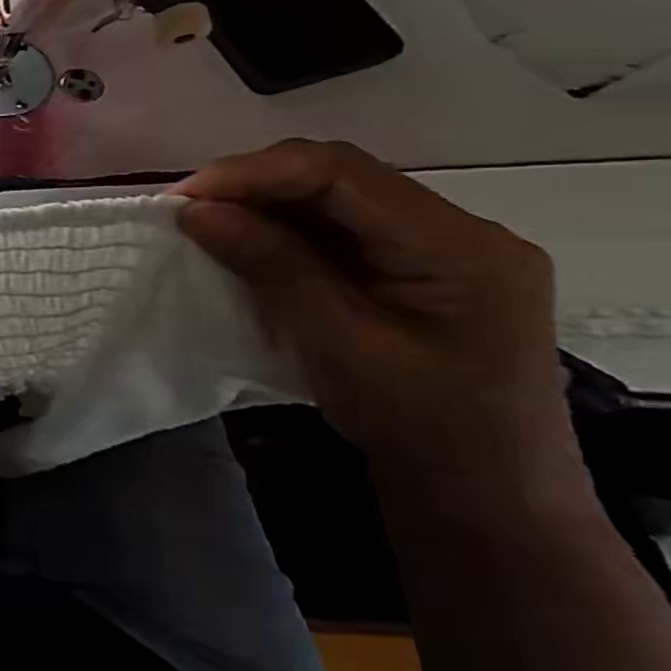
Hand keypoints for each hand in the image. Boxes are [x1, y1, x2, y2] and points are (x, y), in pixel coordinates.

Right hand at [173, 140, 567, 471]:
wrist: (486, 496)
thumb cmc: (421, 427)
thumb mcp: (339, 346)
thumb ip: (273, 267)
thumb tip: (196, 210)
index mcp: (459, 245)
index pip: (341, 174)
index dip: (254, 173)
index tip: (184, 197)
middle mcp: (459, 230)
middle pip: (340, 176)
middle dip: (255, 184)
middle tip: (186, 209)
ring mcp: (440, 248)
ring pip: (336, 198)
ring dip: (265, 205)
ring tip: (205, 223)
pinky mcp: (416, 269)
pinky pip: (340, 229)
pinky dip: (285, 232)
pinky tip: (248, 245)